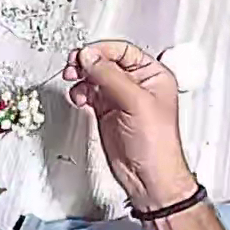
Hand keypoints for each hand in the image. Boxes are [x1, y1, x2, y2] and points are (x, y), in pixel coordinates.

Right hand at [63, 41, 197, 209]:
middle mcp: (137, 83)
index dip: (102, 50)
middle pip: (107, 61)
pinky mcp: (108, 111)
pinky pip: (90, 92)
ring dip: (82, 76)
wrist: (148, 178)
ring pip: (96, 76)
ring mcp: (121, 97)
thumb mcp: (135, 102)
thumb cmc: (157, 145)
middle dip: (88, 61)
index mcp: (153, 74)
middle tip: (74, 64)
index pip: (123, 50)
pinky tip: (79, 96)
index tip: (85, 55)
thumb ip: (111, 76)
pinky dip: (81, 91)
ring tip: (72, 79)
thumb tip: (91, 56)